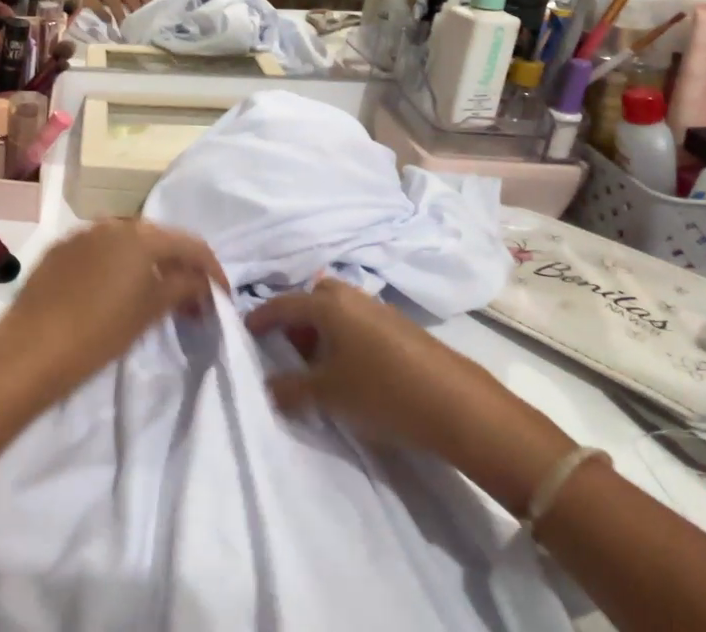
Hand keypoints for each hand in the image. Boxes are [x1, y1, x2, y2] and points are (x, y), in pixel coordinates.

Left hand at [0, 221, 227, 399]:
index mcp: (141, 236)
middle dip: (179, 266)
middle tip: (192, 300)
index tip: (221, 298)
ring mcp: (82, 234)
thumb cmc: (99, 331)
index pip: (191, 245)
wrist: (31, 346)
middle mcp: (113, 224)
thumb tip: (199, 282)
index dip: (212, 271)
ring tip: (157, 296)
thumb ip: (182, 288)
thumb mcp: (150, 311)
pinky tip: (117, 291)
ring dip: (148, 264)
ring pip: (128, 243)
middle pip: (159, 239)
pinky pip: (100, 250)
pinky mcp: (59, 250)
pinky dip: (118, 266)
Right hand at [247, 279, 573, 504]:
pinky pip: (360, 323)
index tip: (245, 332)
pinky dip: (346, 337)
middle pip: (313, 299)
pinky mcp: (405, 329)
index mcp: (329, 305)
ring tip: (317, 363)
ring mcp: (382, 310)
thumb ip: (289, 390)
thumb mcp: (326, 395)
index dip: (260, 318)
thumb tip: (267, 388)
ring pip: (340, 310)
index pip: (282, 304)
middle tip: (286, 348)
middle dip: (295, 319)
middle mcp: (353, 298)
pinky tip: (351, 368)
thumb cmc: (382, 393)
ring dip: (323, 330)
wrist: (461, 408)